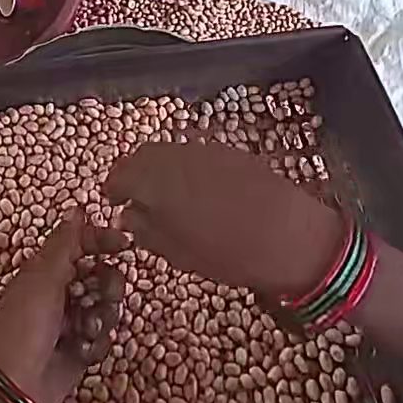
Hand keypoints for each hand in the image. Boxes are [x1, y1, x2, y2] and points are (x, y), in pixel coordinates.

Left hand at [0, 212, 127, 402]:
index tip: (123, 244)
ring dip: (102, 315)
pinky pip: (105, 333)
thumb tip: (77, 208)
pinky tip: (83, 348)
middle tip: (101, 296)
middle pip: (101, 274)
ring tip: (87, 329)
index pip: (81, 244)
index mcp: (47, 269)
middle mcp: (61, 291)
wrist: (19, 385)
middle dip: (107, 285)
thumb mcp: (44, 278)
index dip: (102, 241)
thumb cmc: (26, 325)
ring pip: (107, 305)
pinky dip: (97, 340)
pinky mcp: (82, 345)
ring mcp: (72, 319)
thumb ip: (65, 244)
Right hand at [105, 142, 342, 300]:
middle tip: (133, 198)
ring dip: (157, 168)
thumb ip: (144, 229)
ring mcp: (203, 149)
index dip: (112, 189)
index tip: (112, 202)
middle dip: (132, 174)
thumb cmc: (226, 252)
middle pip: (141, 156)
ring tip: (164, 195)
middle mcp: (174, 156)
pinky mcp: (228, 151)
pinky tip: (194, 190)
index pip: (119, 175)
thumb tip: (129, 215)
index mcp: (154, 180)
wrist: (290, 235)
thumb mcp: (176, 252)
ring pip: (167, 152)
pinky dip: (182, 167)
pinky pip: (192, 154)